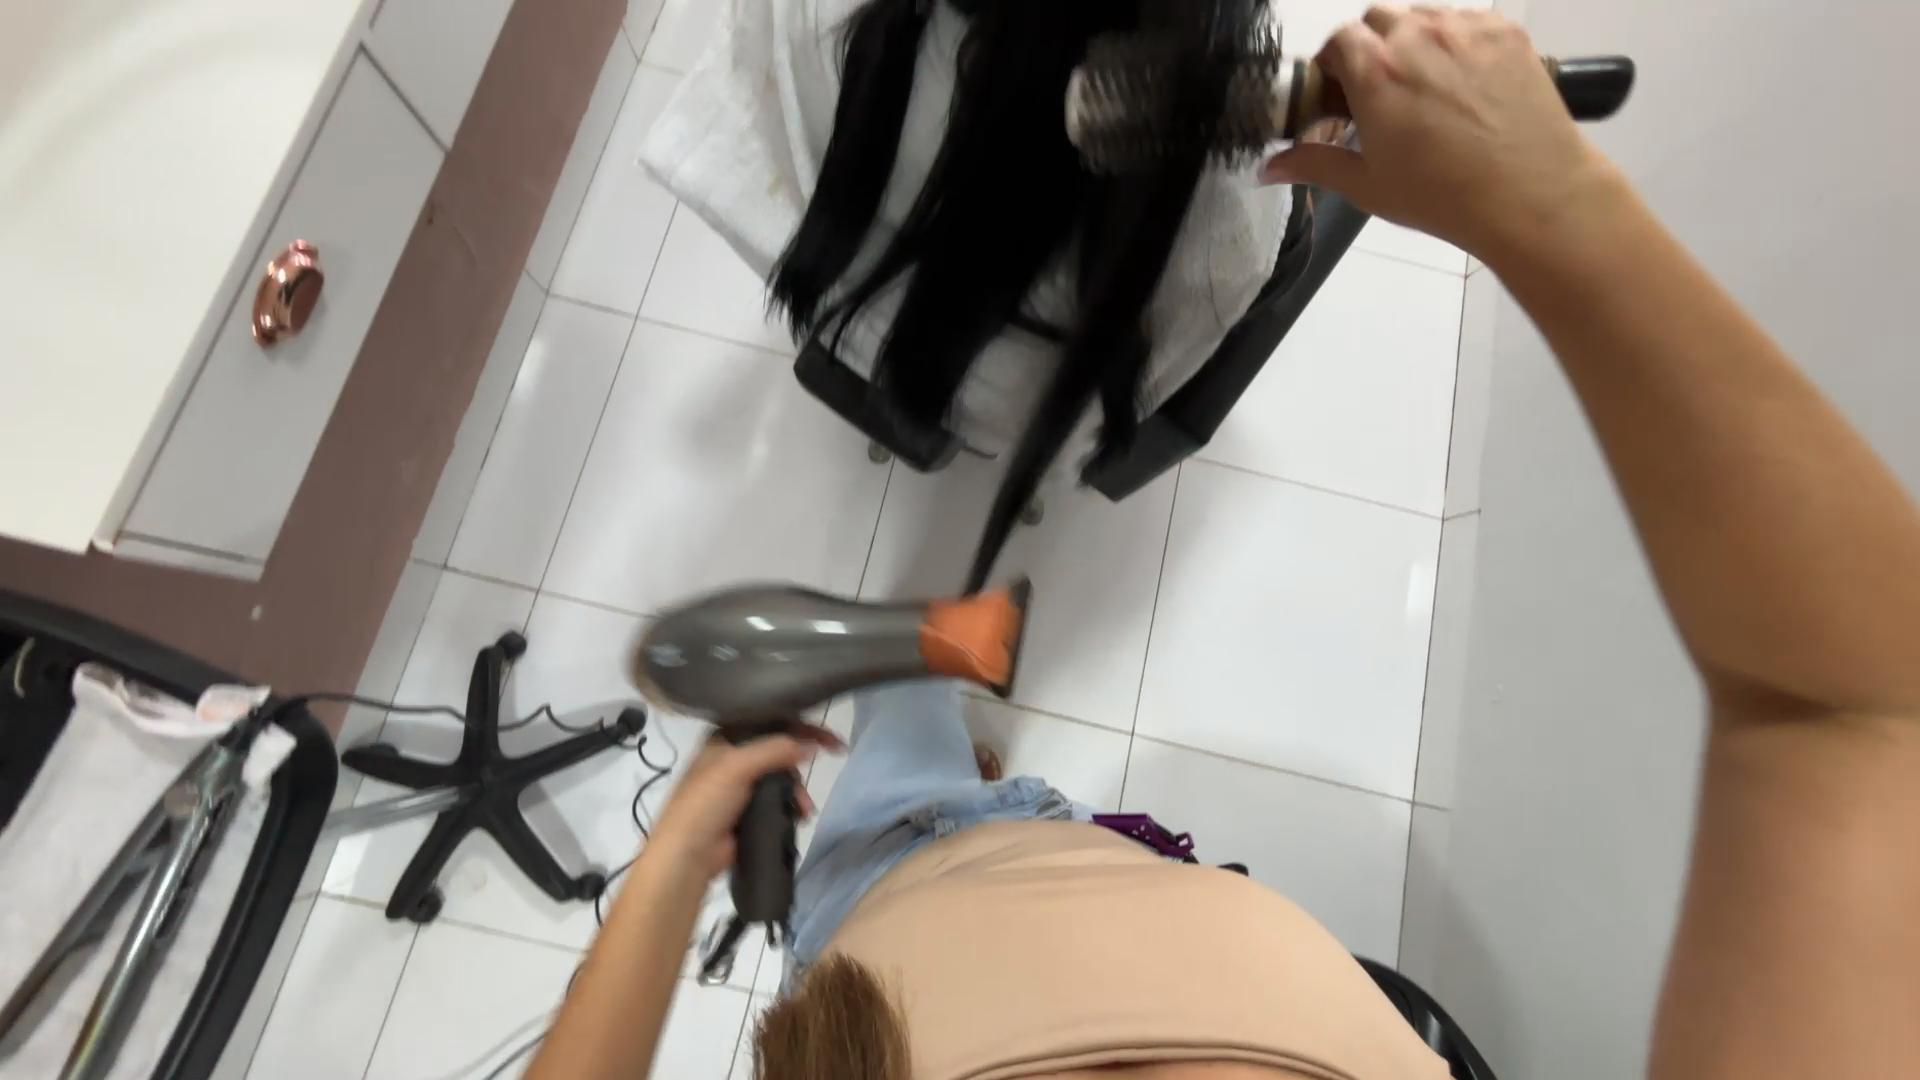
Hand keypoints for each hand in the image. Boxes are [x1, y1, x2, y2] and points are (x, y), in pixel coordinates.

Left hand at [644, 726, 841, 880]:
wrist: (687, 856)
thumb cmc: (706, 803)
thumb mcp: (738, 766)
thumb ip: (776, 749)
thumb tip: (813, 745)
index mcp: (725, 738)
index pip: (770, 721)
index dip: (801, 726)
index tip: (830, 739)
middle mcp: (734, 757)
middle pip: (780, 748)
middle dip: (802, 760)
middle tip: (827, 765)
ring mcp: (742, 785)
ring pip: (782, 775)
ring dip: (798, 789)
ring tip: (804, 808)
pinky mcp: (749, 810)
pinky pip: (779, 798)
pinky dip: (792, 803)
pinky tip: (799, 814)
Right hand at [1260, 6, 1622, 264]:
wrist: (1525, 190)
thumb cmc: (1435, 194)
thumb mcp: (1363, 184)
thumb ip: (1312, 165)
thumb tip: (1266, 168)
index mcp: (1377, 73)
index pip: (1339, 39)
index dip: (1330, 63)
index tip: (1332, 93)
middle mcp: (1420, 37)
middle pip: (1379, 18)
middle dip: (1367, 46)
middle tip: (1371, 92)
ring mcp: (1469, 29)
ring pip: (1423, 15)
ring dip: (1408, 41)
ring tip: (1415, 89)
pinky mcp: (1507, 32)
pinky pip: (1466, 21)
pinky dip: (1450, 41)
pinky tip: (1455, 84)